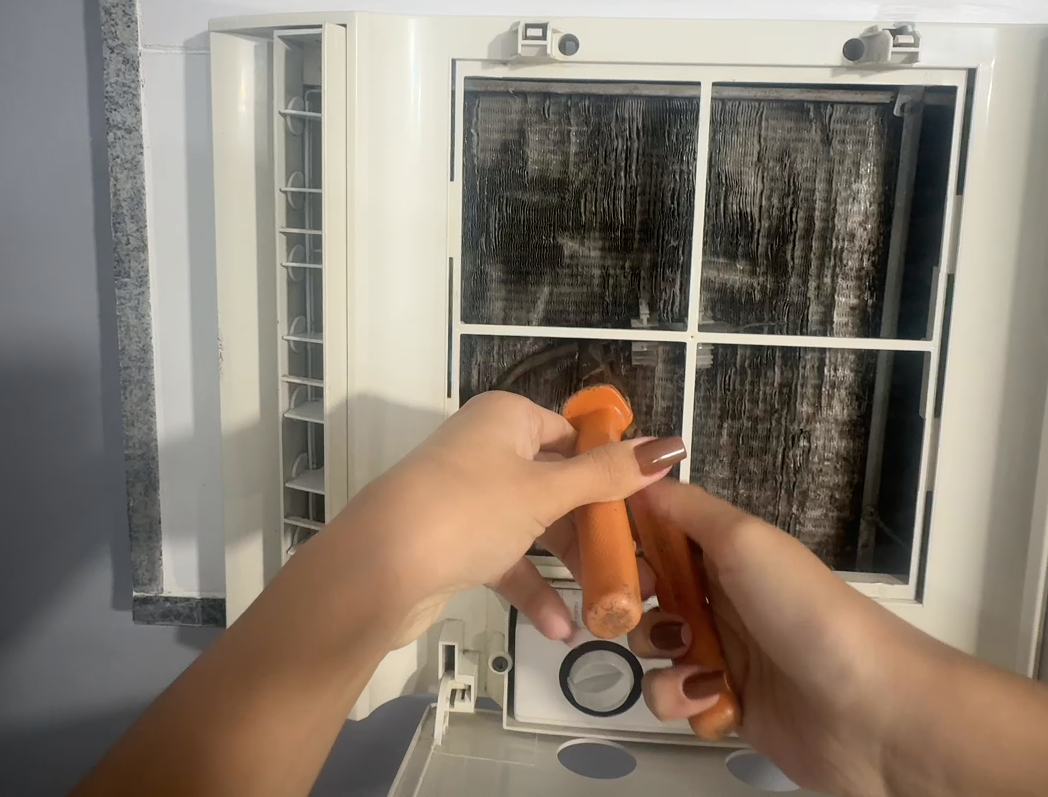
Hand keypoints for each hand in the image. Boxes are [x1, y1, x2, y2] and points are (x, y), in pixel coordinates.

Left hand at [321, 391, 684, 647]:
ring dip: (568, 563)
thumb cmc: (469, 509)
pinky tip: (561, 629)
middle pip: (557, 482)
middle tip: (637, 563)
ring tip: (611, 602)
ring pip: (534, 523)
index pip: (572, 435)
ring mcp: (469, 495)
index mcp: (507, 418)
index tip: (648, 508)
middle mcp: (488, 448)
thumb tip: (669, 446)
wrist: (377, 570)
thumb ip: (608, 474)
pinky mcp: (456, 538)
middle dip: (595, 527)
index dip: (610, 469)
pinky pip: (506, 555)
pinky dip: (531, 587)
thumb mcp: (545, 491)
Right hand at [626, 480, 954, 796]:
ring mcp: (721, 651)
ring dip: (657, 657)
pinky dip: (681, 701)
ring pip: (654, 647)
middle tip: (641, 611)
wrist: (869, 711)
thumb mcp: (743, 539)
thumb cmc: (802, 609)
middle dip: (631, 602)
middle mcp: (718, 595)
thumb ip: (685, 507)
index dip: (626, 539)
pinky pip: (674, 698)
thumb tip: (639, 472)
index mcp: (723, 550)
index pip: (658, 534)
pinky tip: (709, 700)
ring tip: (688, 663)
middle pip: (647, 591)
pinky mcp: (723, 704)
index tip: (600, 548)